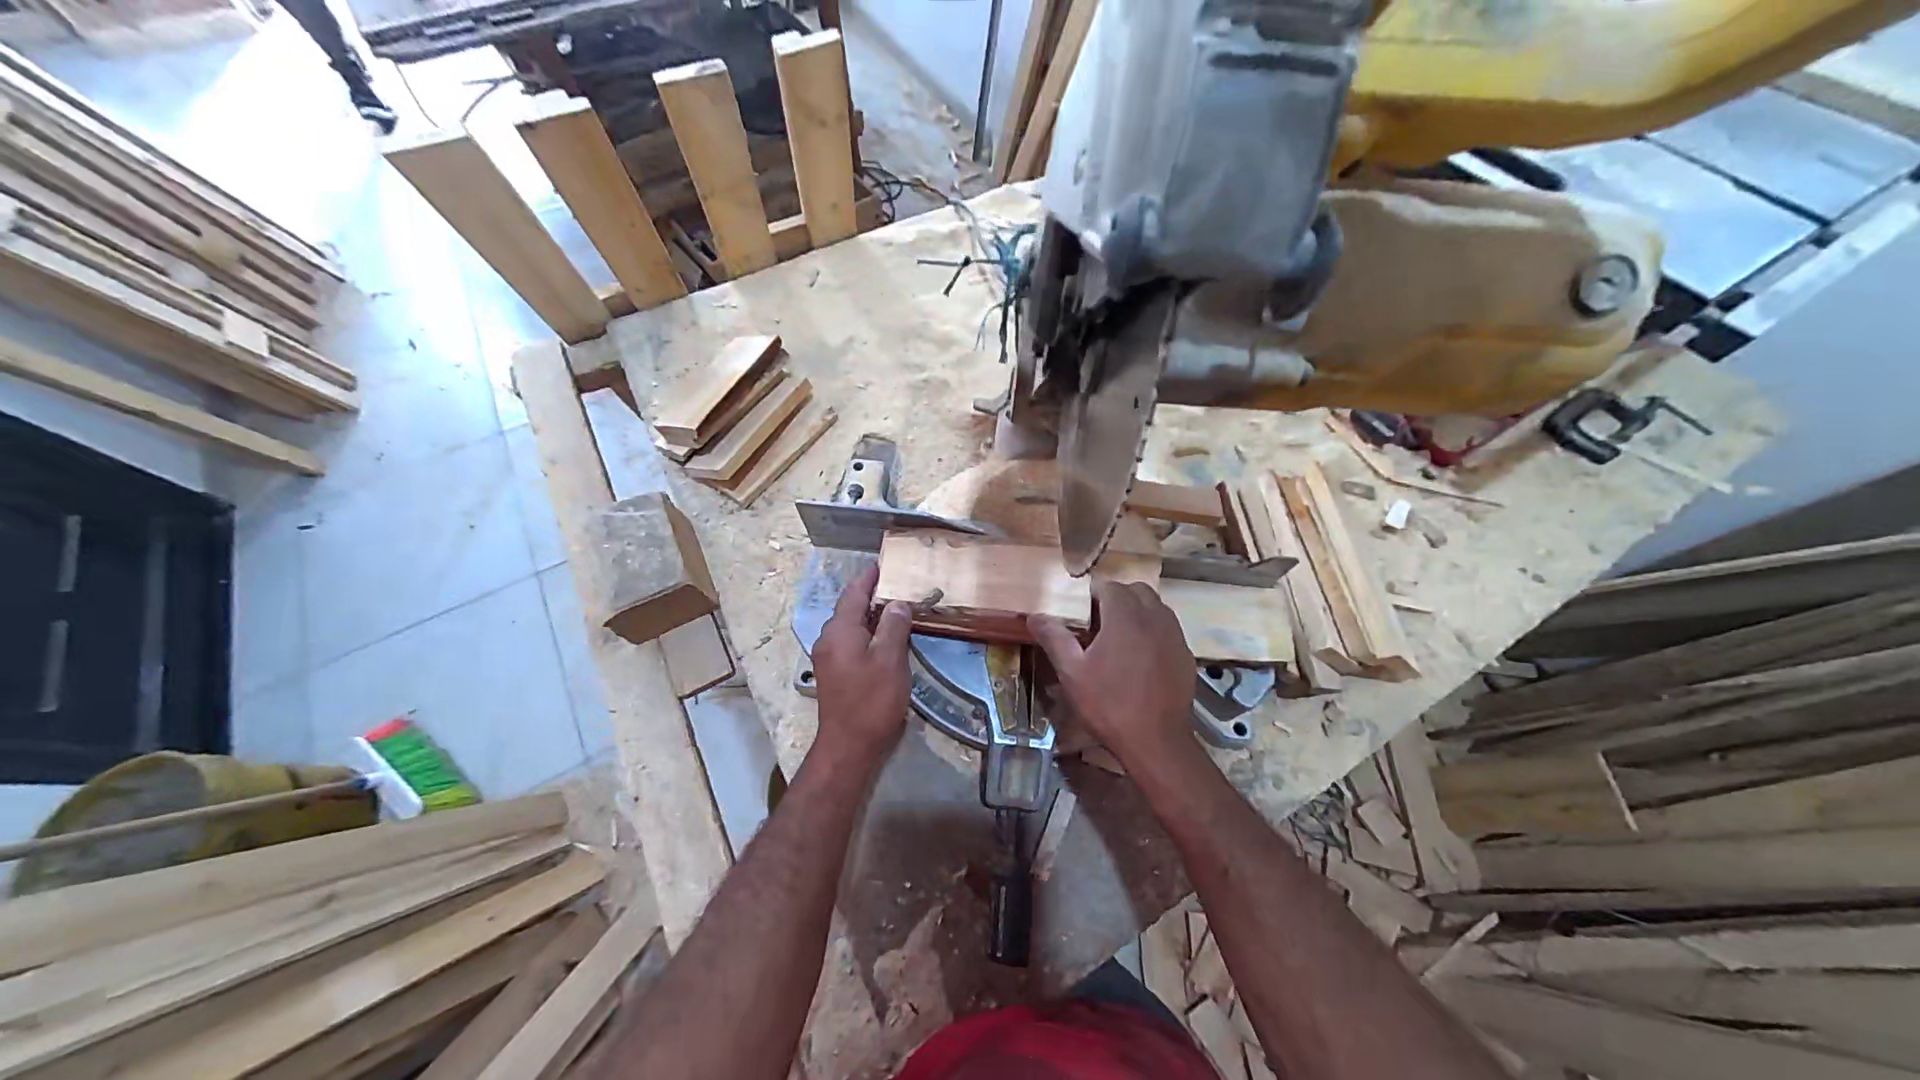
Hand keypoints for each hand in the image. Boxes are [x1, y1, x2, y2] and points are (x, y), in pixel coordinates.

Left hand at [810, 564, 913, 768]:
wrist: (849, 746)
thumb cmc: (871, 701)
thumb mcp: (889, 660)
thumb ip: (893, 626)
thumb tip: (896, 603)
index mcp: (840, 631)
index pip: (854, 593)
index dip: (869, 577)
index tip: (883, 563)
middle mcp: (829, 640)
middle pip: (850, 608)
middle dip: (872, 594)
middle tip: (898, 584)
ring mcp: (829, 658)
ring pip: (851, 626)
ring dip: (871, 616)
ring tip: (897, 608)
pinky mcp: (835, 674)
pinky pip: (851, 642)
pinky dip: (868, 633)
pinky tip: (887, 639)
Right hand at [1030, 580, 1195, 767]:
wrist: (1156, 741)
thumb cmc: (1109, 704)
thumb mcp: (1072, 672)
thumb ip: (1054, 638)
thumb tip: (1035, 616)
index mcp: (1125, 616)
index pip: (1108, 586)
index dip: (1092, 595)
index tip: (1080, 614)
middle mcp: (1154, 617)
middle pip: (1136, 590)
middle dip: (1117, 598)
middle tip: (1098, 623)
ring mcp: (1175, 635)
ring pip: (1155, 607)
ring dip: (1137, 612)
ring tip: (1119, 639)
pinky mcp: (1186, 654)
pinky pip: (1168, 629)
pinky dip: (1153, 632)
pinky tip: (1140, 659)